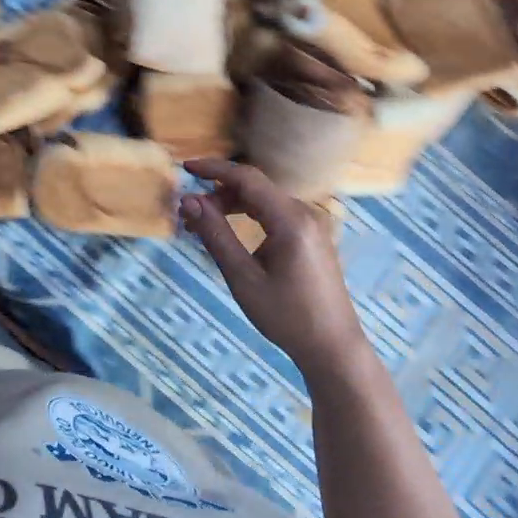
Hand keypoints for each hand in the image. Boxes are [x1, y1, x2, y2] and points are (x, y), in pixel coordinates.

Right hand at [180, 159, 370, 380]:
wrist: (333, 349)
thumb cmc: (286, 315)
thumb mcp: (242, 276)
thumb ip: (215, 234)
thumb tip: (188, 200)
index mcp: (290, 219)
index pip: (247, 178)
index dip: (214, 169)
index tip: (184, 167)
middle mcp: (304, 214)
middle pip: (254, 187)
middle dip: (218, 193)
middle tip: (188, 212)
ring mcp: (311, 225)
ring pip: (263, 200)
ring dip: (231, 204)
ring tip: (202, 224)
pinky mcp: (311, 237)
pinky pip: (274, 213)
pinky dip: (248, 215)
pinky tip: (229, 232)